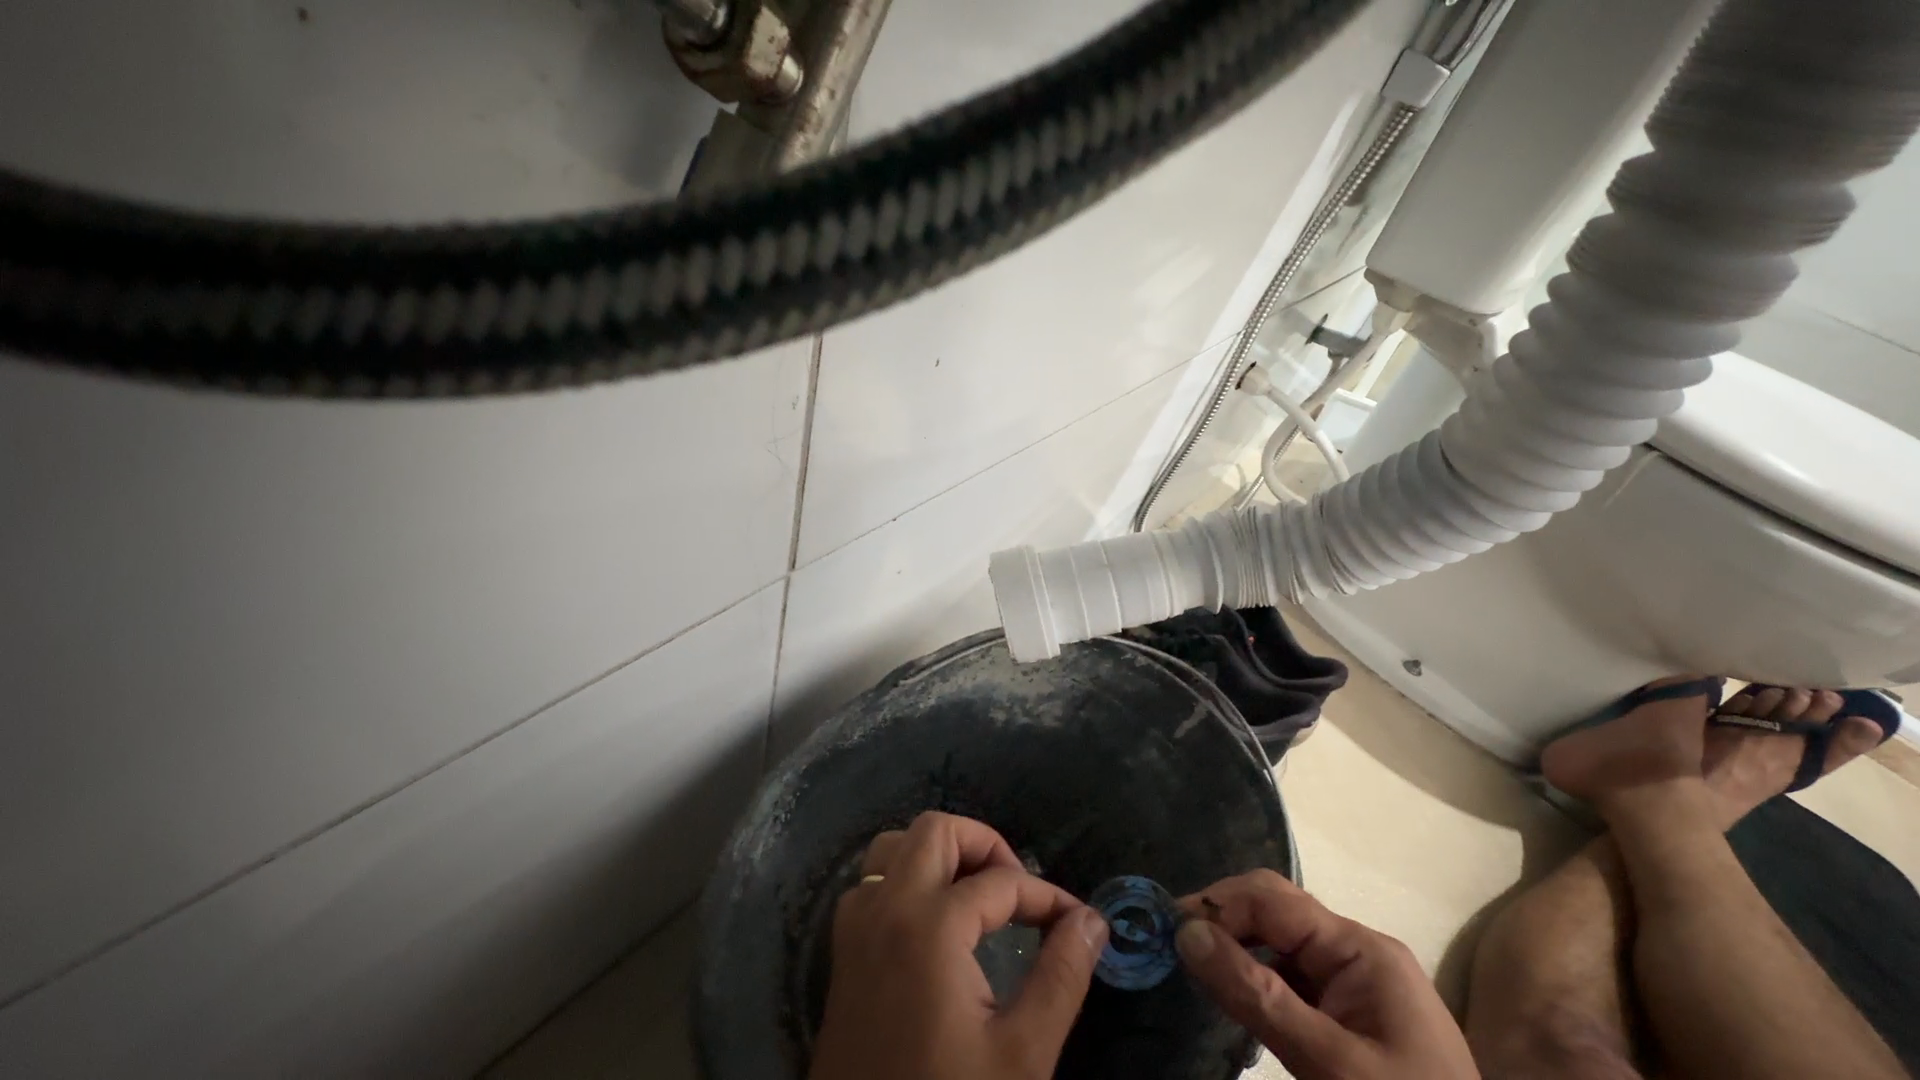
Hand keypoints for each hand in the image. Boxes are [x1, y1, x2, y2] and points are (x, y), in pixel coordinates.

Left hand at [808, 812, 1109, 1079]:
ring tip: (977, 894)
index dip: (1047, 896)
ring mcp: (856, 931)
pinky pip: (871, 887)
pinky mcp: (843, 956)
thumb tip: (1091, 920)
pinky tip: (934, 922)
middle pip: (933, 832)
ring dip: (937, 856)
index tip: (1077, 923)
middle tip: (1019, 889)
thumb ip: (1061, 976)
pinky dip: (904, 881)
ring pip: (892, 850)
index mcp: (929, 926)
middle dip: (984, 845)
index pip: (1000, 882)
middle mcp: (886, 911)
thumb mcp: (1022, 1053)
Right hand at [1175, 870, 1477, 1079]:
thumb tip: (1187, 933)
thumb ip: (1257, 996)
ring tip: (1193, 977)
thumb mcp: (1328, 1062)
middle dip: (1222, 924)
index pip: (1272, 898)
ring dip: (1236, 954)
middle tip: (1172, 953)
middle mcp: (1358, 953)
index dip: (1216, 905)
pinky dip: (1258, 985)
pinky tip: (1234, 1007)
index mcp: (1360, 949)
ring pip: (1280, 948)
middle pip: (1275, 915)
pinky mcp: (1354, 1017)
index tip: (1166, 932)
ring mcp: (1358, 986)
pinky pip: (1294, 982)